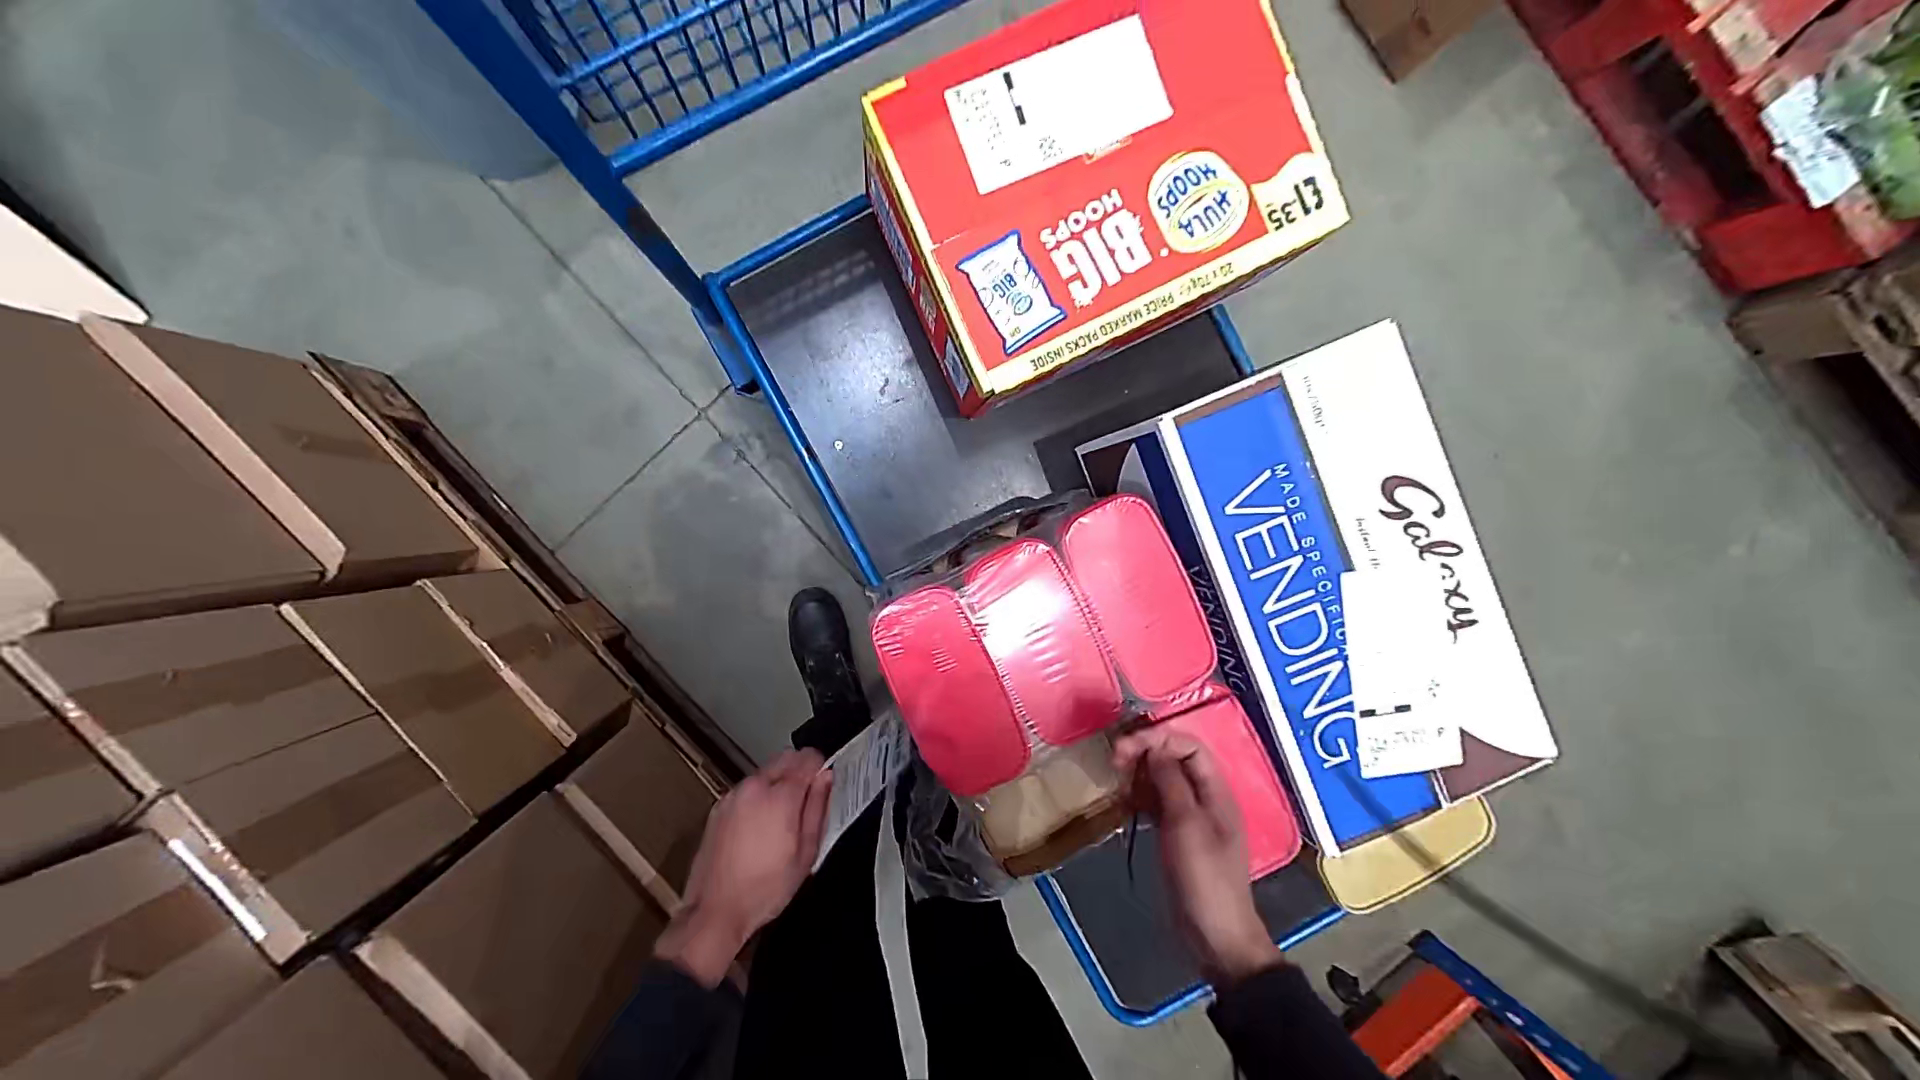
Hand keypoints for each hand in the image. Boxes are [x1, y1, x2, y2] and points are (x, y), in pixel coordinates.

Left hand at [653, 749, 831, 986]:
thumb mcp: (806, 853)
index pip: (808, 758)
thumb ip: (818, 808)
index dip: (820, 768)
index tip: (822, 785)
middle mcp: (754, 787)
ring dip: (778, 783)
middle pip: (786, 757)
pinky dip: (757, 795)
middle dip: (799, 770)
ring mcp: (733, 795)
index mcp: (780, 796)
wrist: (714, 912)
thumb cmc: (764, 889)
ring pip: (765, 771)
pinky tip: (759, 827)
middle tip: (805, 802)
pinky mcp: (718, 807)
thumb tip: (826, 778)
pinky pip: (746, 788)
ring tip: (781, 818)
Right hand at [1113, 728, 1282, 986]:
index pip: (1188, 745)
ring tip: (1117, 781)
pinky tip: (1124, 802)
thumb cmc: (1204, 877)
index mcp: (1216, 790)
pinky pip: (1157, 802)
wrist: (1216, 936)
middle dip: (1145, 752)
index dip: (1157, 738)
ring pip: (1163, 780)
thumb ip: (1171, 781)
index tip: (1125, 748)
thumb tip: (1154, 747)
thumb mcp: (1186, 824)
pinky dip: (1140, 797)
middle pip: (1174, 758)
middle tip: (1115, 761)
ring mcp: (1191, 816)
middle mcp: (1205, 797)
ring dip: (1140, 774)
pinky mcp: (1177, 834)